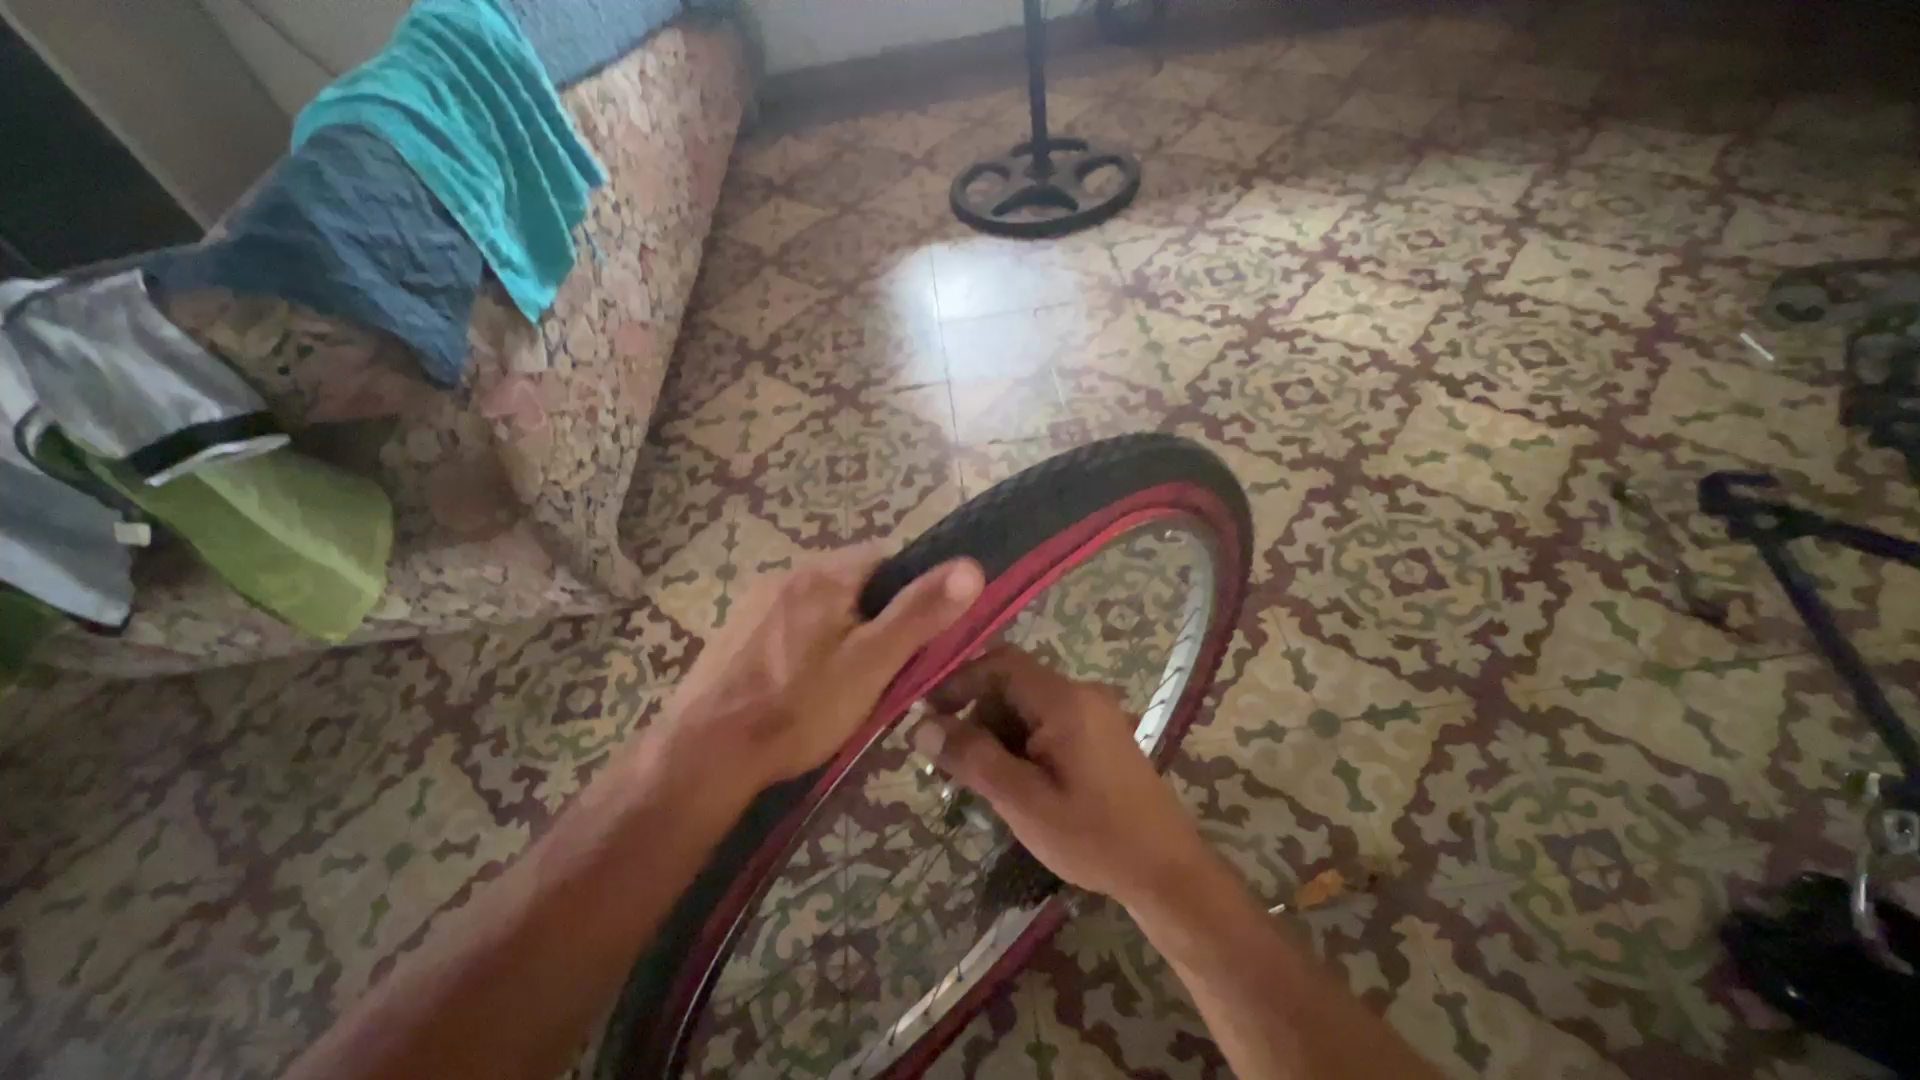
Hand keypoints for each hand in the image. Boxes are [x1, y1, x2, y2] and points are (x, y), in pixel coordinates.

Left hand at [660, 544, 983, 792]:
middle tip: (886, 669)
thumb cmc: (800, 706)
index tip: (921, 636)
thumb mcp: (873, 663)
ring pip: (821, 607)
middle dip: (877, 617)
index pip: (890, 557)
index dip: (915, 592)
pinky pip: (789, 627)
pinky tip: (801, 689)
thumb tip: (972, 565)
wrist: (706, 751)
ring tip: (845, 685)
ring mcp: (755, 603)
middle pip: (855, 582)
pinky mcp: (733, 633)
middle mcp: (787, 573)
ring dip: (841, 633)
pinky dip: (806, 648)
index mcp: (825, 572)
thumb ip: (921, 612)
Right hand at [912, 646, 1214, 907]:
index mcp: (1065, 701)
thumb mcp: (1022, 800)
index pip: (1000, 663)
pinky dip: (1020, 747)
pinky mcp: (1100, 738)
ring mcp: (1095, 716)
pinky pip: (1047, 726)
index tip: (926, 716)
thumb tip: (920, 726)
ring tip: (975, 784)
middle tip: (946, 764)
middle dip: (974, 718)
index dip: (958, 682)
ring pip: (1027, 709)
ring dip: (995, 737)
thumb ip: (972, 757)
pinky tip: (1010, 787)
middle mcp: (1081, 695)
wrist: (1165, 871)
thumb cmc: (1092, 836)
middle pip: (1011, 686)